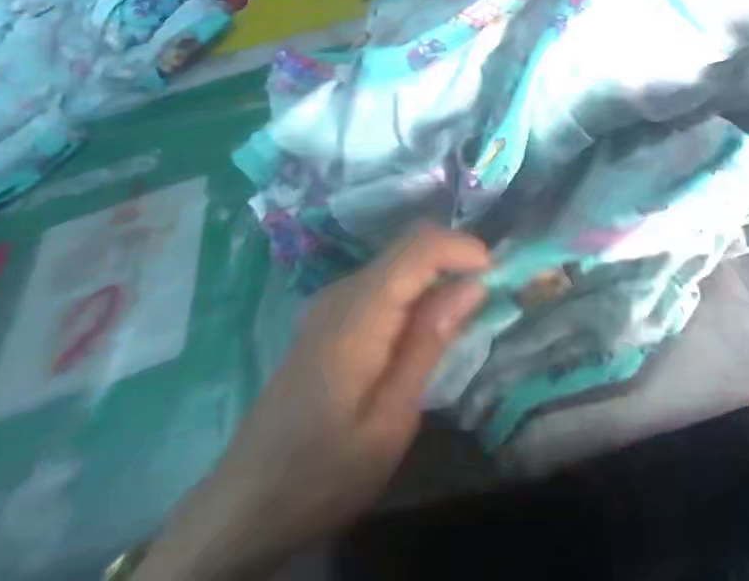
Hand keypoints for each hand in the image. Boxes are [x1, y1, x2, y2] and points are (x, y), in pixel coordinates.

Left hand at [139, 228, 490, 580]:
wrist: (247, 500)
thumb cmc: (325, 471)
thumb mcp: (391, 419)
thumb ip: (428, 343)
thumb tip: (471, 285)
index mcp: (357, 314)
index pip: (416, 248)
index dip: (462, 248)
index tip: (500, 275)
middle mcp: (340, 293)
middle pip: (405, 248)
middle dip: (454, 258)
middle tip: (492, 296)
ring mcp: (327, 304)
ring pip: (393, 264)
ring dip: (434, 276)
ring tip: (467, 317)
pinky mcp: (324, 319)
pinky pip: (378, 286)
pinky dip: (411, 294)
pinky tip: (425, 331)